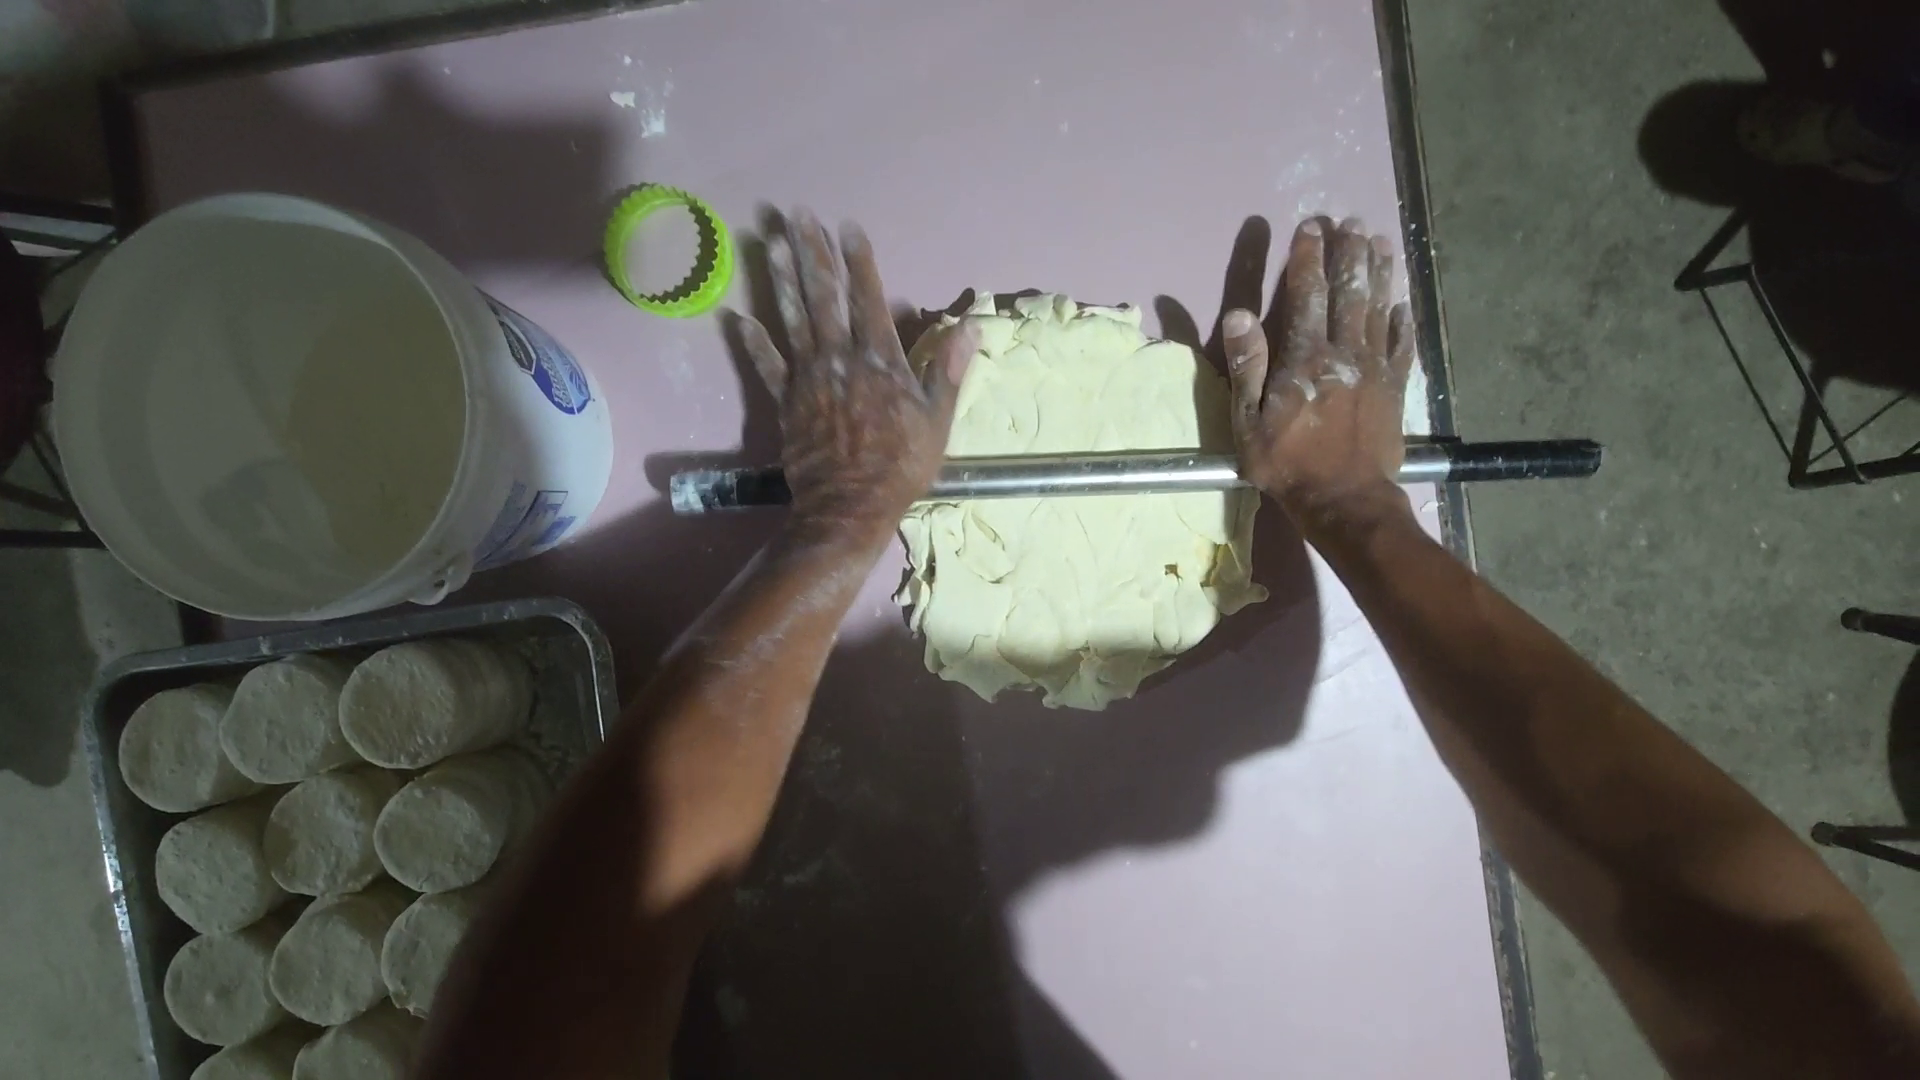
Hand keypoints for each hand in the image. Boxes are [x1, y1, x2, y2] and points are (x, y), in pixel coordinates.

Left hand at [735, 209, 977, 548]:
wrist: (851, 506)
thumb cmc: (901, 466)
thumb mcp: (937, 422)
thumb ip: (948, 372)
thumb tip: (970, 327)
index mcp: (880, 361)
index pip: (869, 299)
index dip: (859, 261)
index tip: (848, 227)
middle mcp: (840, 359)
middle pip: (824, 297)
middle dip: (812, 253)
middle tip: (797, 214)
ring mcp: (809, 378)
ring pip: (793, 319)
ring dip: (782, 279)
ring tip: (773, 241)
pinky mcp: (787, 401)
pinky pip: (766, 365)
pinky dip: (753, 341)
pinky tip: (737, 316)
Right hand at [1222, 217, 1414, 537]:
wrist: (1343, 497)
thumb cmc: (1286, 463)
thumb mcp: (1247, 421)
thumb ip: (1246, 366)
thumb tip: (1239, 315)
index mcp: (1304, 357)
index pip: (1305, 295)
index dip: (1307, 258)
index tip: (1309, 227)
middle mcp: (1344, 351)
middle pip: (1348, 291)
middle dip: (1347, 253)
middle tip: (1349, 221)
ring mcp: (1375, 367)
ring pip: (1379, 307)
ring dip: (1378, 271)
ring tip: (1378, 241)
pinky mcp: (1395, 387)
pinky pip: (1401, 343)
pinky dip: (1402, 318)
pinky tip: (1401, 301)